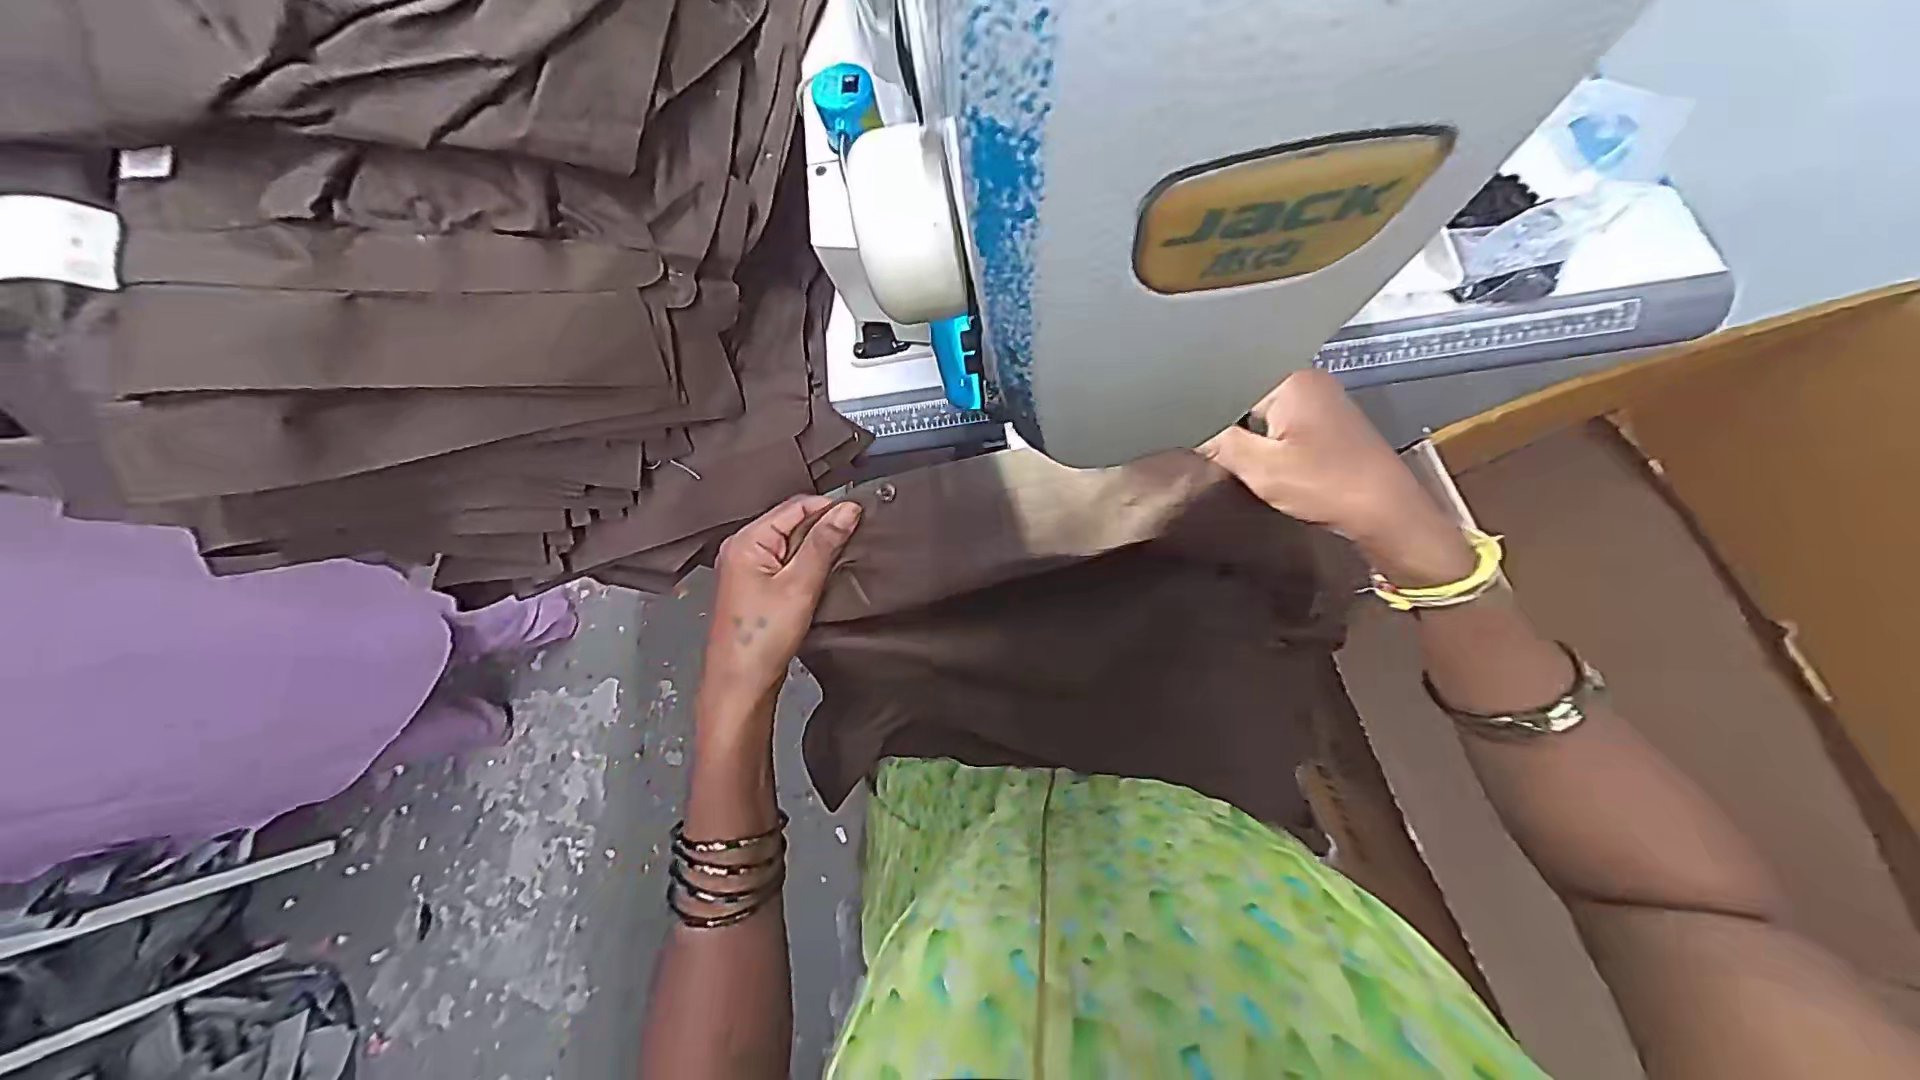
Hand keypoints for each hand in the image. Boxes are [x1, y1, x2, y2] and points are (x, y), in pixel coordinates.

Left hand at [701, 494, 861, 723]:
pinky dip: (808, 564)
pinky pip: (788, 562)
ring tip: (842, 558)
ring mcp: (749, 567)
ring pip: (793, 542)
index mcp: (746, 540)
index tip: (860, 515)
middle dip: (825, 527)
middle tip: (855, 538)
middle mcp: (742, 548)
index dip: (830, 507)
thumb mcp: (800, 585)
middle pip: (793, 521)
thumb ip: (824, 543)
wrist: (740, 684)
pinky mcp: (757, 586)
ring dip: (818, 547)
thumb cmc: (760, 639)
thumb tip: (846, 510)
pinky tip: (823, 576)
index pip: (796, 505)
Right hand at [1199, 369, 1473, 584]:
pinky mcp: (1325, 424)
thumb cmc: (1327, 486)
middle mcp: (1307, 381)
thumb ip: (1217, 444)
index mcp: (1290, 380)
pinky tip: (1257, 461)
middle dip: (1224, 422)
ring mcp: (1319, 401)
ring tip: (1225, 455)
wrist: (1388, 514)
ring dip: (1245, 435)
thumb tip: (1187, 431)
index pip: (1228, 385)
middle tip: (1202, 447)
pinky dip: (1264, 442)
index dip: (1205, 410)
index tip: (1186, 432)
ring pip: (1260, 412)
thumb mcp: (1261, 468)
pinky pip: (1279, 424)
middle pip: (1244, 396)